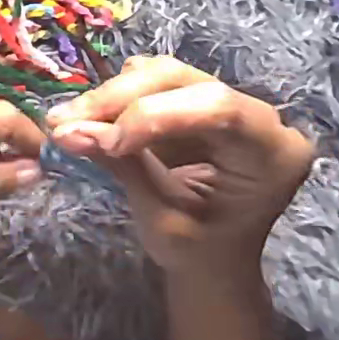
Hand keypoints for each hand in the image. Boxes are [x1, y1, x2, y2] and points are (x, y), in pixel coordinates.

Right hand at [47, 56, 313, 277]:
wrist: (212, 265)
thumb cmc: (200, 254)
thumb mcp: (161, 219)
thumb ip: (121, 167)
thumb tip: (64, 131)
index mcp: (274, 152)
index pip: (219, 109)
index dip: (156, 115)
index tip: (105, 142)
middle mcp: (257, 116)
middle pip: (182, 80)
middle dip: (119, 99)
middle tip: (64, 121)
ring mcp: (224, 103)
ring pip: (160, 74)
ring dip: (109, 96)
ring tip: (66, 121)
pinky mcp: (193, 101)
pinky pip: (149, 83)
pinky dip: (113, 99)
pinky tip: (87, 118)